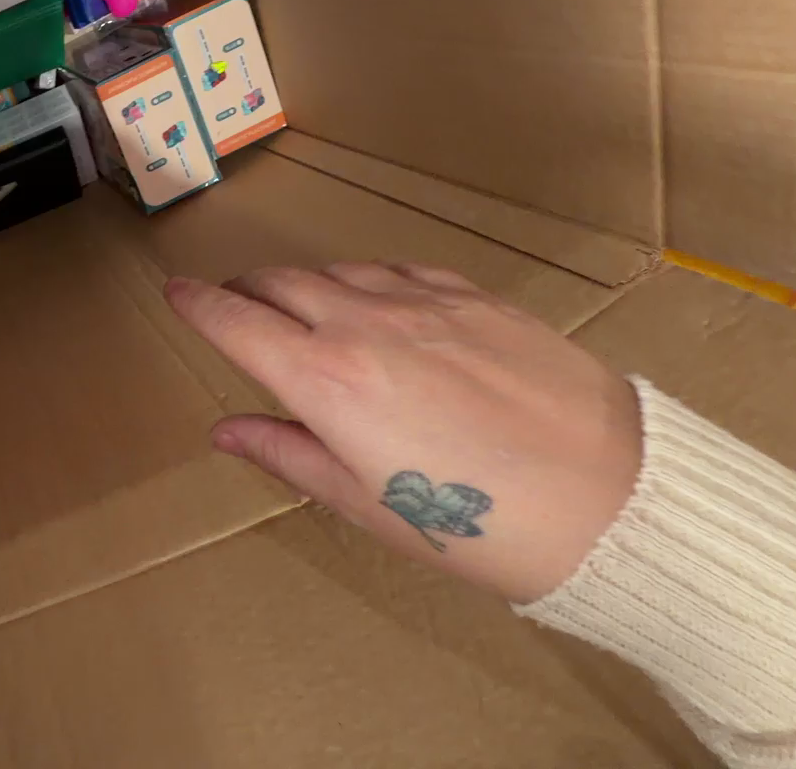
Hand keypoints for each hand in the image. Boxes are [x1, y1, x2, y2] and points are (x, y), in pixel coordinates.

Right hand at [165, 263, 640, 603]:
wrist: (620, 506)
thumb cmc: (478, 526)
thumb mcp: (365, 505)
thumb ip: (285, 453)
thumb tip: (226, 430)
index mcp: (324, 380)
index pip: (234, 322)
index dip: (196, 302)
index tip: (174, 290)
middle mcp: (361, 325)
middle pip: (276, 282)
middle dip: (243, 290)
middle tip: (236, 307)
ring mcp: (420, 302)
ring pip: (332, 269)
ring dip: (302, 285)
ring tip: (305, 311)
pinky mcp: (472, 295)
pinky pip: (395, 268)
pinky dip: (364, 279)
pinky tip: (374, 301)